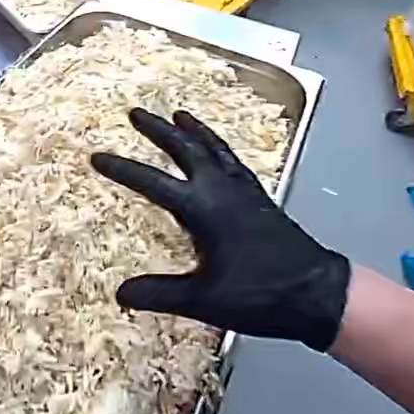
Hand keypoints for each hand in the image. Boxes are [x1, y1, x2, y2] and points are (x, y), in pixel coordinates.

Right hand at [91, 108, 351, 350]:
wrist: (315, 291)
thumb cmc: (259, 295)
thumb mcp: (204, 301)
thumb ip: (161, 294)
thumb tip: (119, 293)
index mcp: (203, 208)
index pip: (152, 182)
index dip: (122, 169)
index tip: (98, 156)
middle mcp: (221, 188)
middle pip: (184, 149)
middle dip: (158, 130)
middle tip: (136, 112)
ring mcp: (243, 189)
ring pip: (212, 147)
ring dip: (192, 129)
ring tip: (178, 113)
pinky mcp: (258, 195)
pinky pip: (233, 158)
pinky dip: (219, 146)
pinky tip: (217, 149)